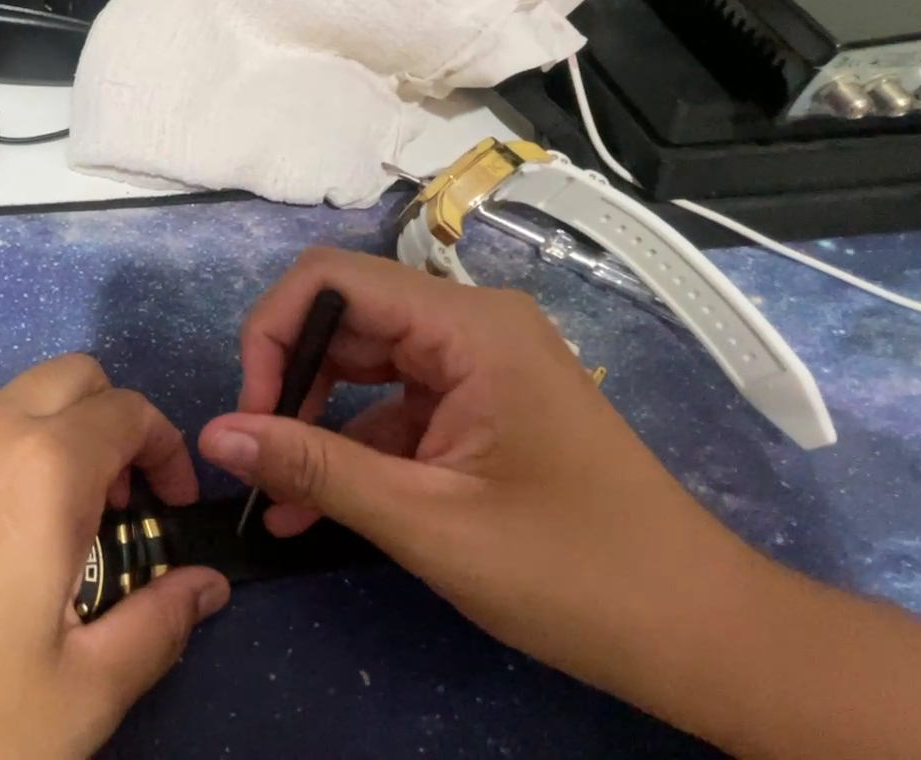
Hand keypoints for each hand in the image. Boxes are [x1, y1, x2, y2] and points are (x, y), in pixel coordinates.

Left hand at [0, 355, 229, 759]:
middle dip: (108, 424)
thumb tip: (207, 585)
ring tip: (27, 516)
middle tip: (109, 508)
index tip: (171, 505)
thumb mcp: (80, 694)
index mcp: (39, 468)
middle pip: (69, 376)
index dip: (166, 449)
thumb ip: (158, 623)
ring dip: (35, 431)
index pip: (128, 412)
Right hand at [196, 248, 768, 701]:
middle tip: (256, 455)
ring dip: (309, 422)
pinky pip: (387, 407)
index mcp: (470, 327)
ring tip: (275, 492)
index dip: (274, 334)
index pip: (332, 281)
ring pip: (358, 365)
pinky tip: (312, 506)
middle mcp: (470, 327)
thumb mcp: (428, 522)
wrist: (705, 638)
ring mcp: (474, 366)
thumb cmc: (578, 575)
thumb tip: (214, 437)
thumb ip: (314, 469)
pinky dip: (347, 449)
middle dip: (287, 381)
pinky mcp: (474, 406)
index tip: (252, 415)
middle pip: (342, 318)